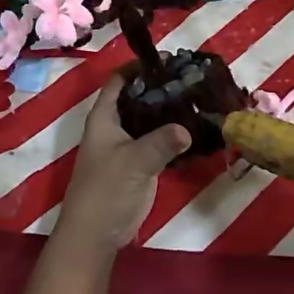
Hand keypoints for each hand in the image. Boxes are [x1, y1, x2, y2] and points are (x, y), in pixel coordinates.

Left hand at [57, 72, 190, 248]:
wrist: (95, 234)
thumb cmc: (106, 190)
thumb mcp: (135, 161)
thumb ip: (162, 142)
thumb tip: (188, 129)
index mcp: (103, 119)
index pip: (117, 82)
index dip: (136, 68)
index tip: (165, 60)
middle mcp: (113, 128)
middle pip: (136, 100)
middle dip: (159, 89)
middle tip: (190, 80)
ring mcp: (125, 148)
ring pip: (148, 122)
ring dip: (167, 114)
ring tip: (197, 101)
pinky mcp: (137, 167)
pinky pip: (156, 144)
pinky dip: (171, 137)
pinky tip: (194, 132)